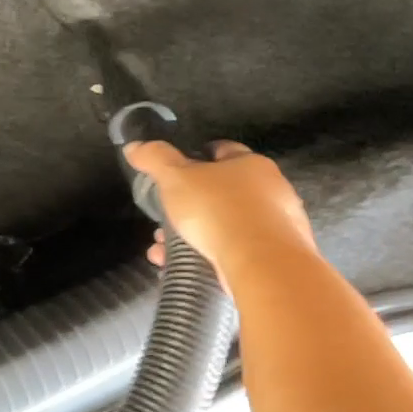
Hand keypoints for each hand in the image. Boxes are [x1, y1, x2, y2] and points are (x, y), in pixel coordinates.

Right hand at [127, 140, 317, 280]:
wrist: (263, 265)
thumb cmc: (217, 210)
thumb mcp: (175, 177)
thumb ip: (154, 158)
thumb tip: (134, 146)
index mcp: (252, 165)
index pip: (223, 150)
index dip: (196, 156)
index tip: (175, 171)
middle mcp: (272, 190)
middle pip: (223, 190)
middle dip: (190, 203)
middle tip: (164, 217)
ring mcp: (279, 226)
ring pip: (226, 223)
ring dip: (194, 233)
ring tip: (165, 248)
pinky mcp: (277, 257)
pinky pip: (235, 249)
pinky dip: (209, 254)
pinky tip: (186, 264)